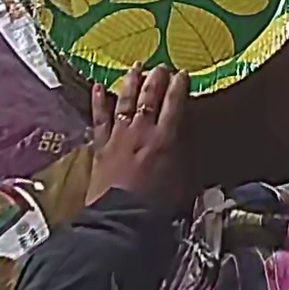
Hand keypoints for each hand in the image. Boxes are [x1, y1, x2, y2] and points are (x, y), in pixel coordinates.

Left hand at [87, 65, 189, 211]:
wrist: (117, 222)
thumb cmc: (155, 205)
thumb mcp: (180, 179)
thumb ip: (184, 157)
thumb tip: (190, 145)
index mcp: (164, 138)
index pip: (174, 103)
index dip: (179, 86)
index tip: (183, 73)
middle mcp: (142, 131)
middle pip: (149, 97)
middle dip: (157, 78)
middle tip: (161, 66)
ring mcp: (119, 136)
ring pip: (125, 102)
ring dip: (131, 82)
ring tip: (136, 66)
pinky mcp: (100, 147)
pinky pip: (99, 120)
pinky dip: (98, 102)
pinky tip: (98, 86)